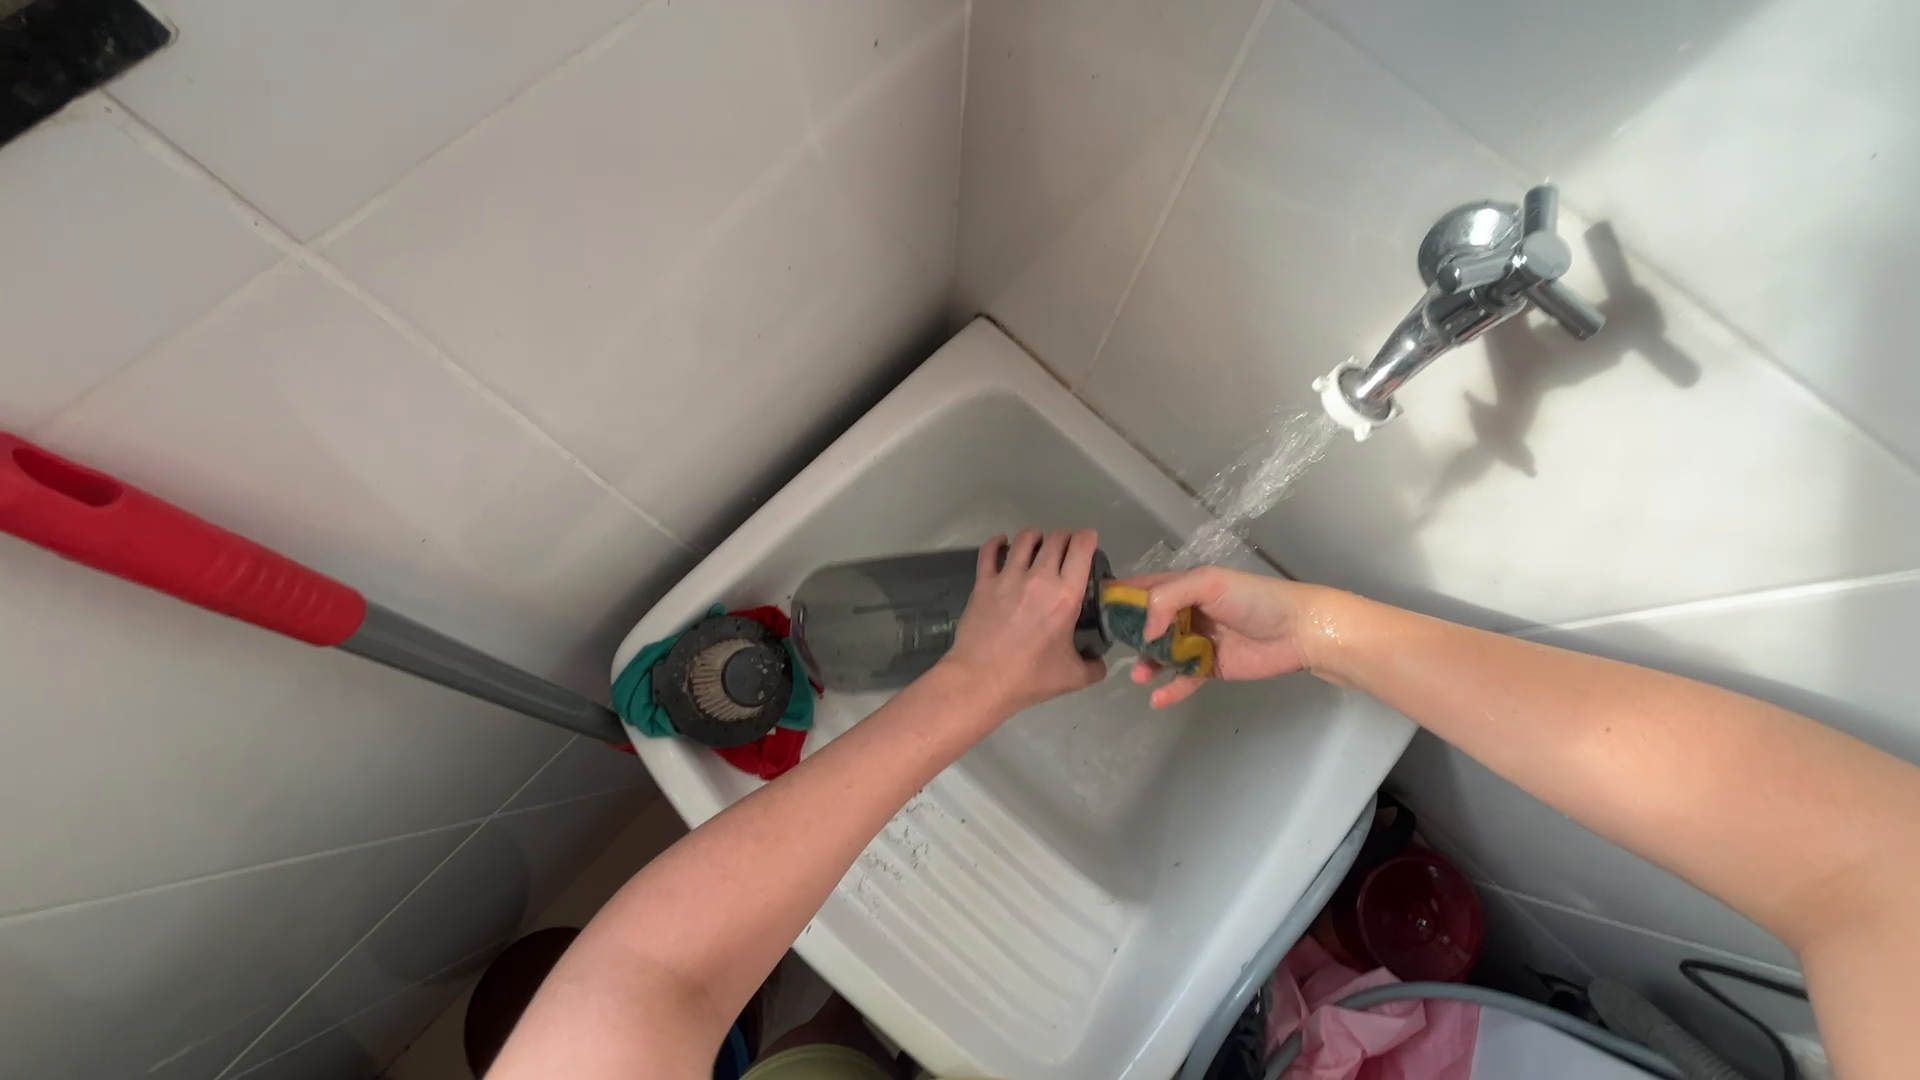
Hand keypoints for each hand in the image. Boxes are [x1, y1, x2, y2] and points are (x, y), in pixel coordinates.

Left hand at [939, 528, 1107, 715]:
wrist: (980, 680)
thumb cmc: (1029, 678)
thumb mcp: (1073, 677)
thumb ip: (1094, 666)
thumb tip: (1100, 661)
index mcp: (1066, 595)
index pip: (1082, 548)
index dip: (1088, 538)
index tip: (1089, 543)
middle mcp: (1039, 578)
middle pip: (1056, 538)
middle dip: (1065, 537)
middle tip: (1067, 548)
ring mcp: (1008, 577)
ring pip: (1024, 539)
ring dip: (1036, 536)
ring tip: (1038, 544)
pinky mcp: (983, 583)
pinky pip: (989, 551)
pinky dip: (997, 542)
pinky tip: (1002, 543)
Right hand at [1121, 566, 1329, 707]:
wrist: (1299, 631)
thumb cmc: (1253, 599)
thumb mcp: (1207, 584)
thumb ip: (1167, 599)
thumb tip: (1143, 631)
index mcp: (1183, 587)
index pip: (1142, 589)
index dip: (1118, 597)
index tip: (1091, 608)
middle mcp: (1185, 613)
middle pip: (1146, 624)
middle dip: (1126, 634)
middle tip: (1106, 646)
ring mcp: (1197, 642)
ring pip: (1161, 654)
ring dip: (1146, 663)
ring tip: (1139, 674)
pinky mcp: (1210, 668)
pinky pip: (1183, 680)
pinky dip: (1169, 689)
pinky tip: (1156, 698)